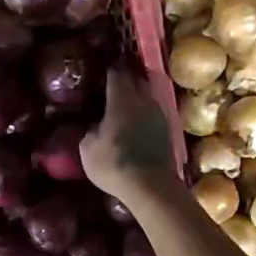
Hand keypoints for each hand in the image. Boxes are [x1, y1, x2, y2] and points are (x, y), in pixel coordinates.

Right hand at [82, 68, 177, 205]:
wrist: (151, 186)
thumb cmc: (114, 164)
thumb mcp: (88, 148)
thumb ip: (90, 130)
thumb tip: (95, 124)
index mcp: (122, 98)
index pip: (116, 73)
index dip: (108, 69)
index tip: (102, 69)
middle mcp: (143, 100)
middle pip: (136, 79)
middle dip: (125, 78)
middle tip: (114, 81)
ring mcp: (159, 114)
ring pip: (147, 95)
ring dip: (137, 95)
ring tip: (126, 100)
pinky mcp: (168, 130)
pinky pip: (154, 112)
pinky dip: (145, 112)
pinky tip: (137, 120)